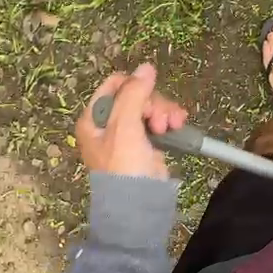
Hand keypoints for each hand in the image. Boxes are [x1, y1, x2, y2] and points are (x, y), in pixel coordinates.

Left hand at [74, 63, 188, 178]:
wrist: (138, 206)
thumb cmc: (124, 166)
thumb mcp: (124, 126)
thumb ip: (134, 94)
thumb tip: (146, 66)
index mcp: (94, 118)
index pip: (114, 85)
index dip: (135, 86)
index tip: (147, 97)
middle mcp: (109, 123)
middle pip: (136, 94)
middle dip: (154, 103)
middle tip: (160, 121)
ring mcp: (129, 134)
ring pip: (151, 106)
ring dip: (165, 111)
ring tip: (173, 124)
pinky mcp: (147, 143)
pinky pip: (159, 121)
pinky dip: (169, 120)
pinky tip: (178, 125)